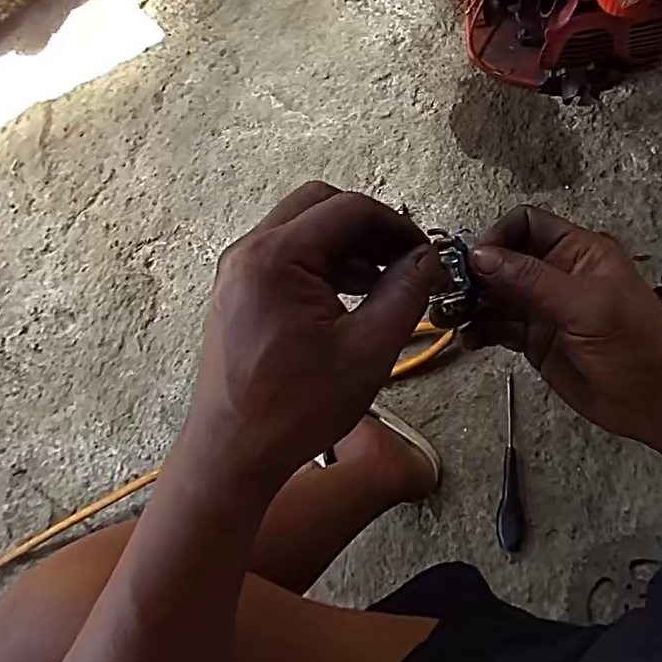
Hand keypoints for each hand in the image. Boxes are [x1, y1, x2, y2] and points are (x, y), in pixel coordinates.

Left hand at [177, 182, 443, 496]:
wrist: (234, 454)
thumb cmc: (290, 411)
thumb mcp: (368, 349)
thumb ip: (406, 292)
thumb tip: (427, 260)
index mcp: (275, 259)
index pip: (348, 209)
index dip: (396, 225)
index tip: (422, 251)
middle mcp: (249, 255)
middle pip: (322, 206)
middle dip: (369, 228)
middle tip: (403, 258)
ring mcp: (241, 273)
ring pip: (305, 230)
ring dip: (348, 246)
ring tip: (383, 282)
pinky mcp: (242, 293)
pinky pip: (290, 258)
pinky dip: (326, 265)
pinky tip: (353, 297)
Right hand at [465, 206, 661, 450]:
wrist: (657, 403)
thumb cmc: (634, 344)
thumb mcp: (585, 305)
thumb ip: (531, 279)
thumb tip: (480, 255)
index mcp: (576, 252)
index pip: (527, 225)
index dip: (498, 237)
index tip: (474, 262)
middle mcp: (555, 274)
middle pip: (503, 260)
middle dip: (474, 273)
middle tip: (445, 291)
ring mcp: (542, 308)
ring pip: (495, 295)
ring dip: (470, 302)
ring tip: (446, 316)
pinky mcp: (533, 339)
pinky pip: (497, 327)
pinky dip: (479, 330)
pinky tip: (468, 339)